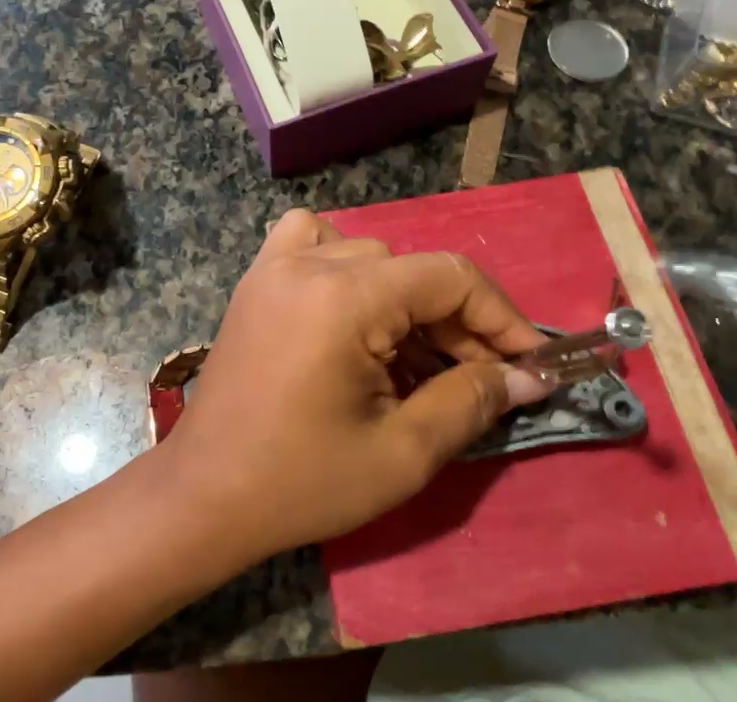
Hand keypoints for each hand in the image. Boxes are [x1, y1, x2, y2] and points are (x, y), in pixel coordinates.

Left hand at [158, 208, 552, 561]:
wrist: (206, 495)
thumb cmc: (302, 482)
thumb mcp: (402, 453)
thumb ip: (470, 400)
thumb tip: (526, 375)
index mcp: (345, 297)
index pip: (450, 276)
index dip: (501, 317)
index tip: (530, 363)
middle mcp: (308, 263)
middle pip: (411, 268)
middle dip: (456, 322)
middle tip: (475, 379)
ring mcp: (274, 265)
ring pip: (370, 254)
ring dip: (405, 297)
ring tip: (412, 356)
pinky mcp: (256, 280)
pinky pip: (312, 241)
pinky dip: (345, 264)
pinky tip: (351, 310)